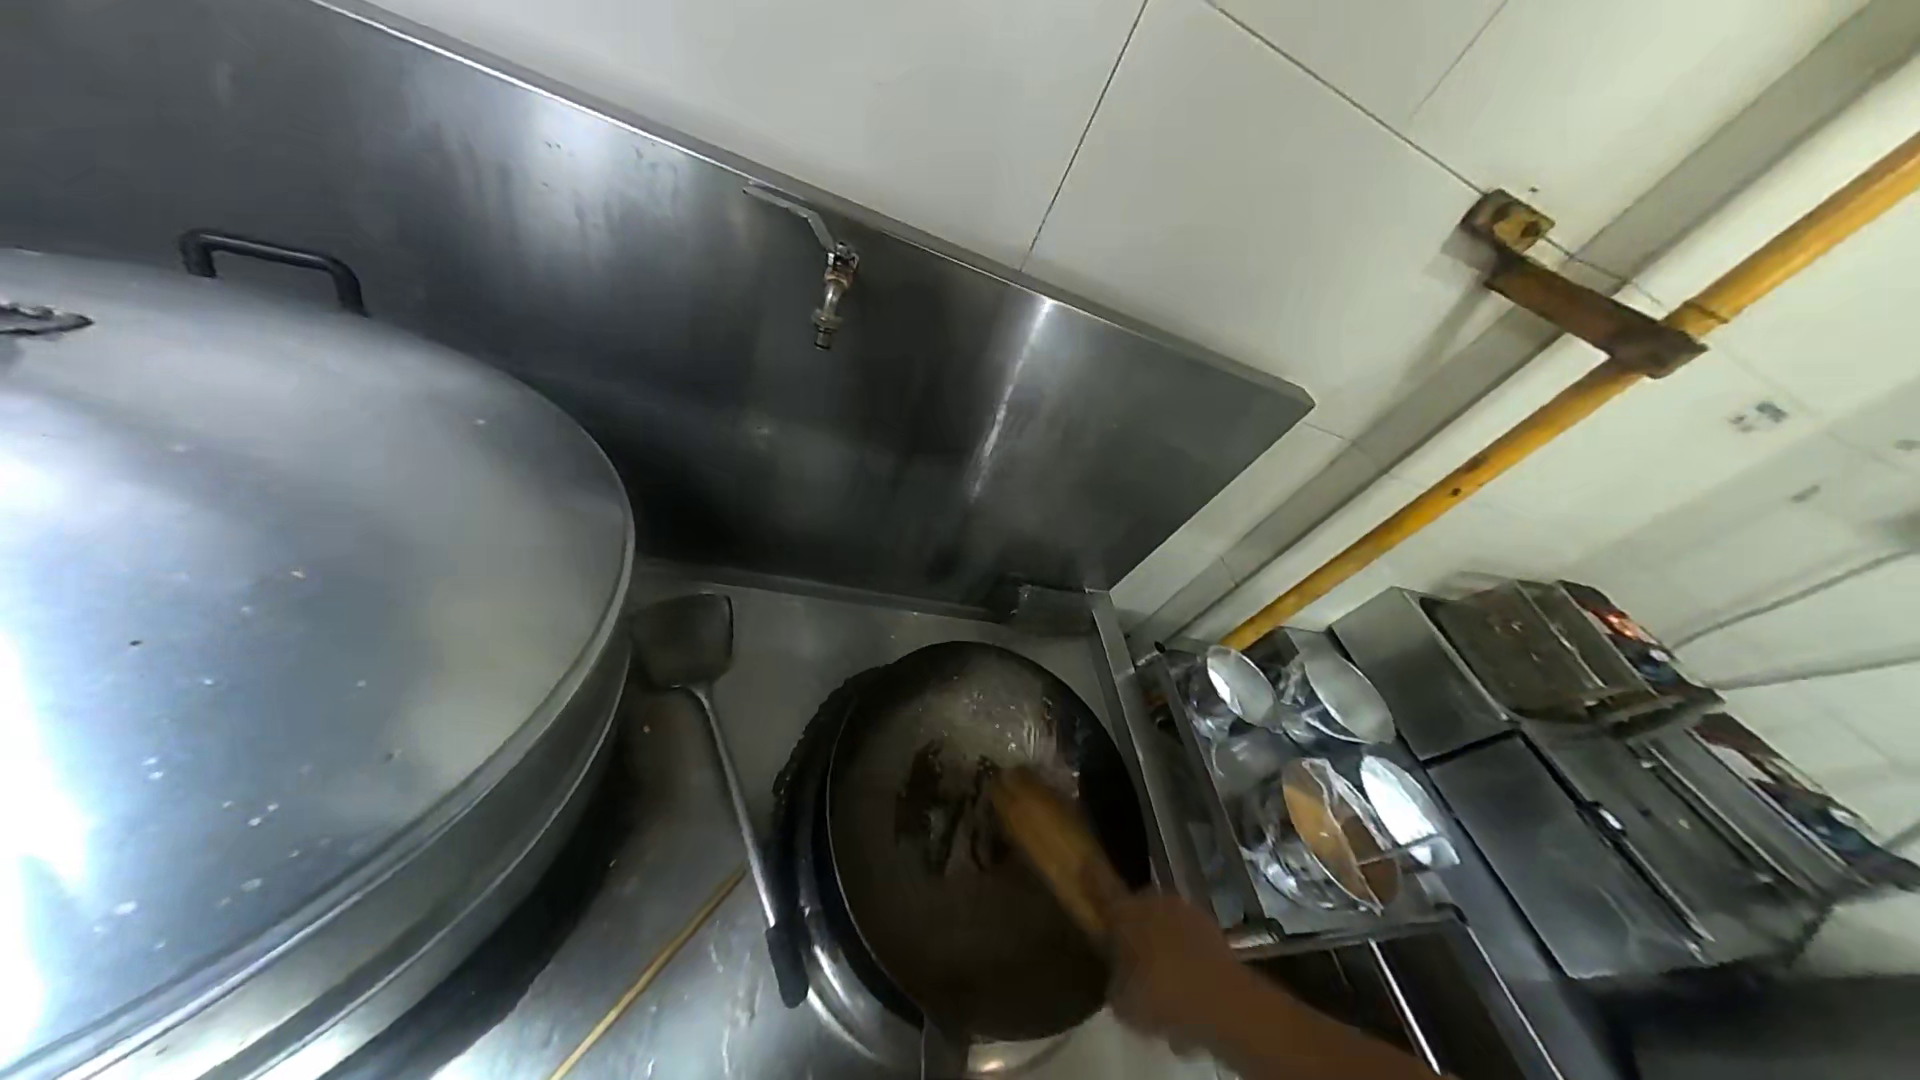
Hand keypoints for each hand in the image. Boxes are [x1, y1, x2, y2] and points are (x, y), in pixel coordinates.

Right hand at [1088, 872, 1253, 1044]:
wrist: (1222, 1001)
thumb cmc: (1160, 996)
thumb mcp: (1121, 1000)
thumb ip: (1114, 979)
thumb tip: (1116, 972)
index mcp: (1124, 912)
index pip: (1101, 886)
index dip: (1091, 876)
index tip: (1084, 862)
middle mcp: (1153, 901)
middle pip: (1137, 904)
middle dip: (1134, 922)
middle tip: (1132, 952)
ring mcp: (1186, 911)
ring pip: (1165, 919)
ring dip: (1162, 938)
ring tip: (1164, 973)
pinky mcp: (1212, 928)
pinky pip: (1189, 936)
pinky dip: (1186, 951)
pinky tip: (1187, 980)